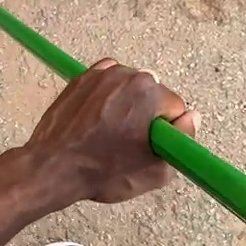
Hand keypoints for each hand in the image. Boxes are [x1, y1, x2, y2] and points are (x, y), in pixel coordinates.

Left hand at [22, 59, 195, 205]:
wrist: (54, 166)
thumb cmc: (102, 171)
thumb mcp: (156, 171)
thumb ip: (182, 142)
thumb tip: (191, 118)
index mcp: (150, 95)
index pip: (176, 107)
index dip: (168, 130)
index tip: (153, 144)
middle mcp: (127, 76)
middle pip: (153, 93)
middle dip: (148, 113)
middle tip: (131, 140)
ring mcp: (101, 74)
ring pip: (129, 85)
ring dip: (127, 102)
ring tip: (111, 130)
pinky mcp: (81, 78)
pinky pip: (106, 79)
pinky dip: (107, 93)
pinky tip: (100, 115)